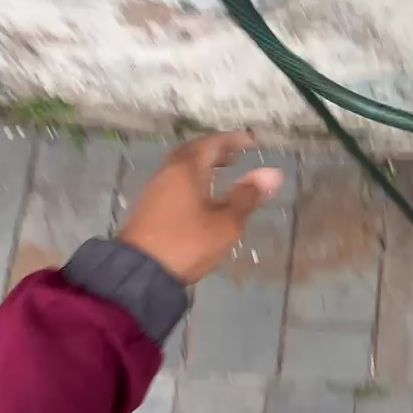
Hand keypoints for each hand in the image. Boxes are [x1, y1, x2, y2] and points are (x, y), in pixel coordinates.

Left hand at [117, 131, 283, 283]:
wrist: (139, 272)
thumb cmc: (188, 243)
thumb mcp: (225, 222)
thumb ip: (247, 196)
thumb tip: (273, 173)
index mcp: (187, 169)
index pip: (213, 143)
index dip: (234, 140)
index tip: (252, 142)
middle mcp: (168, 172)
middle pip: (193, 151)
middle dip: (216, 149)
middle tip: (235, 155)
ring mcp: (155, 188)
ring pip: (181, 165)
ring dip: (202, 163)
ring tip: (221, 172)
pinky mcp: (148, 205)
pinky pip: (173, 179)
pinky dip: (191, 177)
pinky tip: (200, 193)